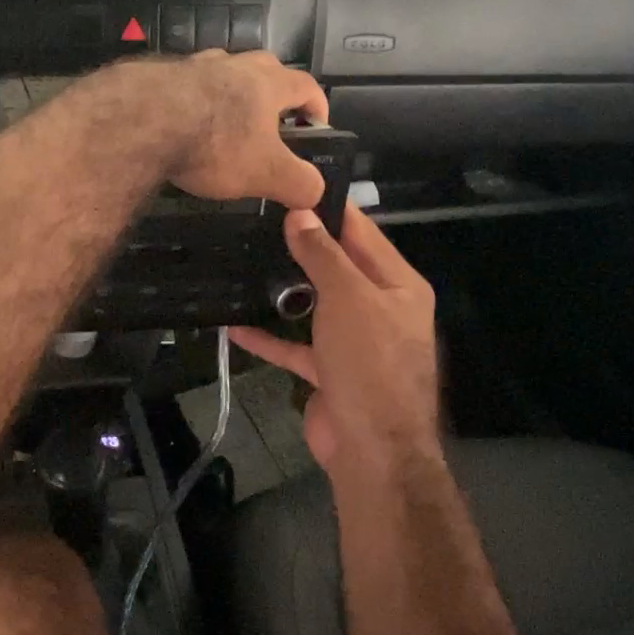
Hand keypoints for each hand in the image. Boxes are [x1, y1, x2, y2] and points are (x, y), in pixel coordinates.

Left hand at [161, 50, 330, 209]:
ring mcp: (193, 65)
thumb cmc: (215, 142)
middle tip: (268, 126)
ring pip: (220, 76)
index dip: (317, 106)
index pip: (306, 85)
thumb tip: (314, 191)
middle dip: (271, 96)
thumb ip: (299, 183)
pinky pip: (184, 87)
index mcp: (267, 81)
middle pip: (263, 71)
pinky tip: (180, 126)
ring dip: (226, 97)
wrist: (142, 120)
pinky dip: (189, 104)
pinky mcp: (160, 76)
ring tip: (222, 128)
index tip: (317, 125)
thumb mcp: (267, 173)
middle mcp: (233, 64)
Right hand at [230, 204, 438, 468]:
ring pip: (316, 305)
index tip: (291, 185)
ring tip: (245, 262)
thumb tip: (300, 213)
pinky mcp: (330, 371)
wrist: (373, 449)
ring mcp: (355, 342)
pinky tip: (235, 326)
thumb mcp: (348, 297)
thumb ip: (322, 254)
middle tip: (257, 220)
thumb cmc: (369, 362)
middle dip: (301, 248)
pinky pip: (296, 345)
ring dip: (284, 291)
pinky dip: (270, 337)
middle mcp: (380, 309)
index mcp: (397, 285)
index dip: (330, 209)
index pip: (363, 234)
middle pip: (337, 268)